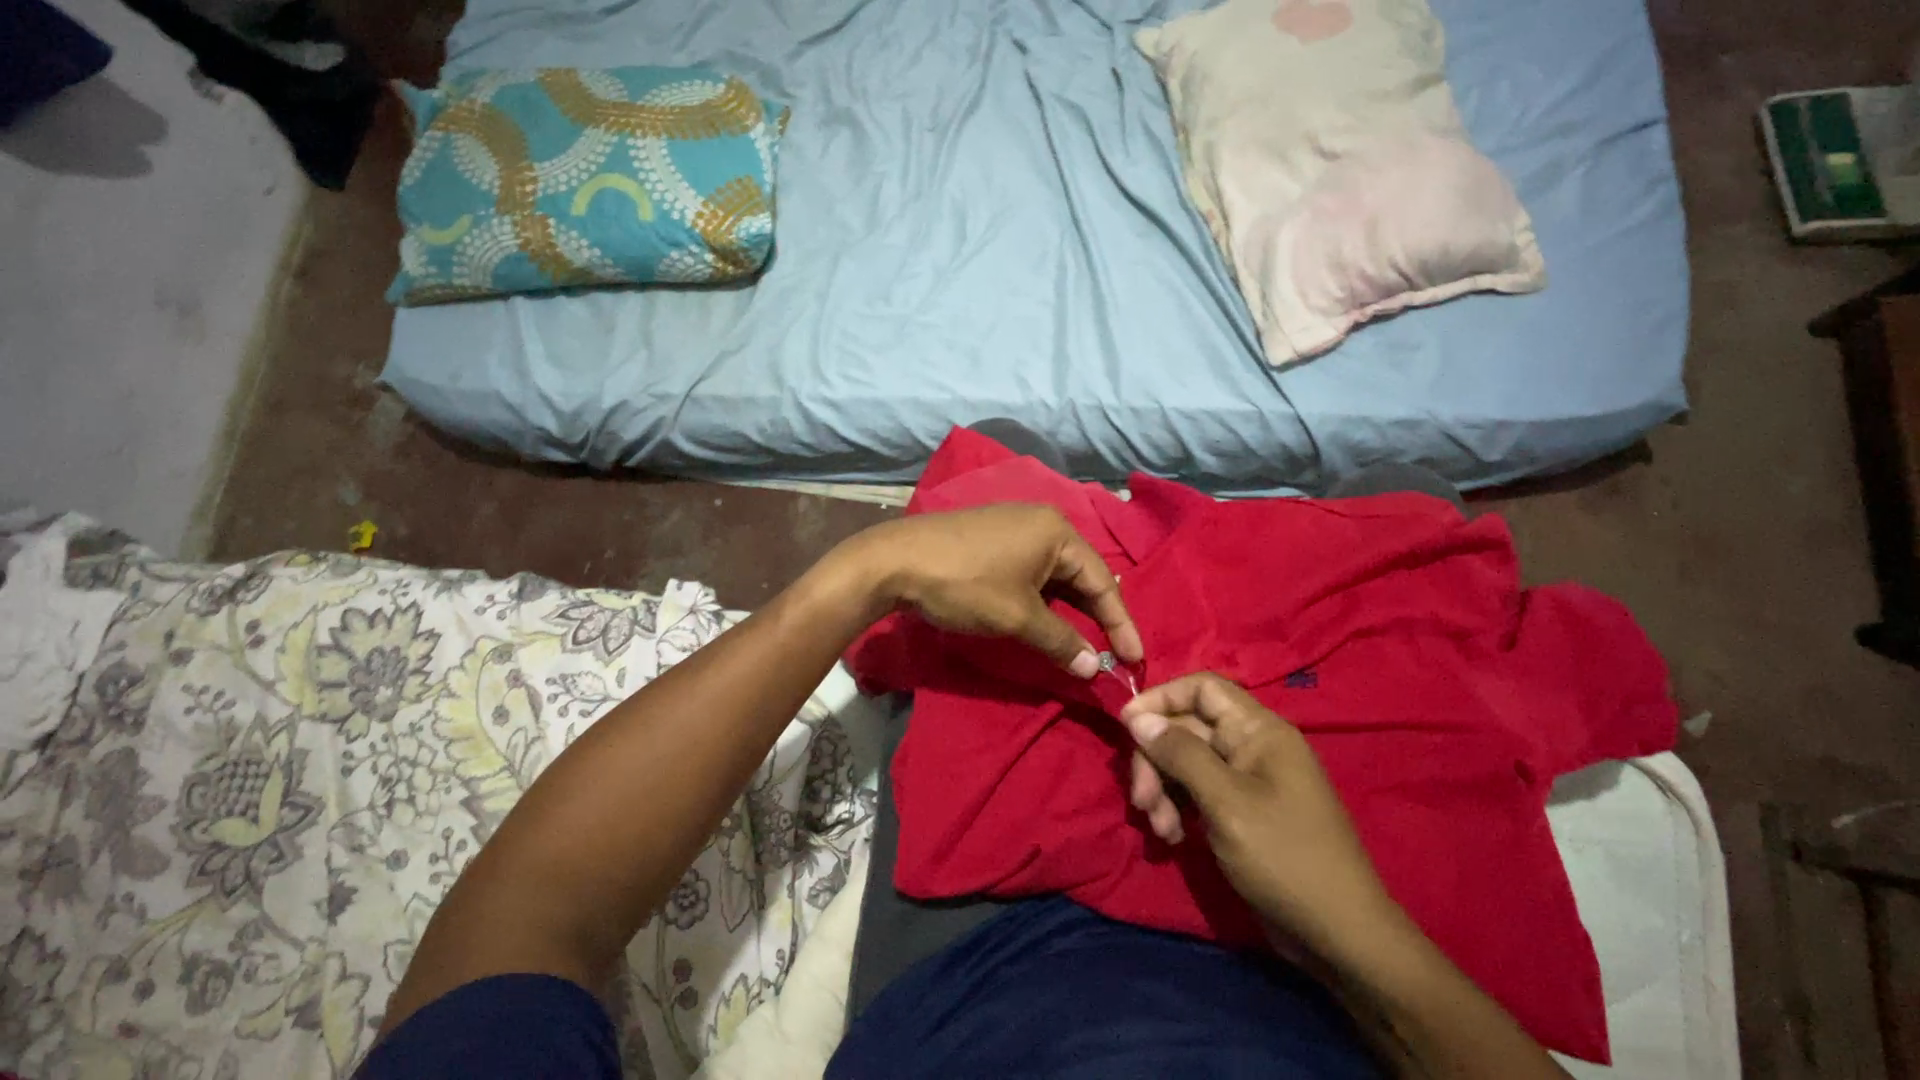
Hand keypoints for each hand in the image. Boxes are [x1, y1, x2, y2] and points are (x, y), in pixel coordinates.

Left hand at [843, 504, 1142, 674]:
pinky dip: (1045, 598)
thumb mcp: (1017, 617)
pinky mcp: (993, 537)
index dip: (1121, 624)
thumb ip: (1061, 642)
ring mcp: (1015, 526)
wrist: (893, 562)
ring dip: (1070, 609)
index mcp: (1057, 531)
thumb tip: (1095, 667)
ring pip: (1056, 574)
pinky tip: (1046, 619)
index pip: (1103, 583)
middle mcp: (1042, 521)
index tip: (1136, 659)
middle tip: (1115, 653)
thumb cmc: (965, 585)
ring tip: (1085, 642)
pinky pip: (1033, 569)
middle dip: (1098, 615)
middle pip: (1082, 575)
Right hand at [1120, 673, 1395, 954]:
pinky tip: (1175, 838)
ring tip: (1160, 829)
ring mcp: (1247, 782)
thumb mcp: (1226, 803)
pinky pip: (1198, 794)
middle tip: (1141, 801)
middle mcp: (1253, 748)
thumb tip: (1136, 715)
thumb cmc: (1285, 857)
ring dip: (1163, 789)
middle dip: (1156, 759)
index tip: (1125, 726)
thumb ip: (1181, 754)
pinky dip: (1179, 809)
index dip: (1161, 699)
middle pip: (1187, 729)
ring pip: (1187, 764)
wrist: (1337, 932)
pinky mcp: (1241, 813)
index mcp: (1260, 731)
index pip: (1202, 688)